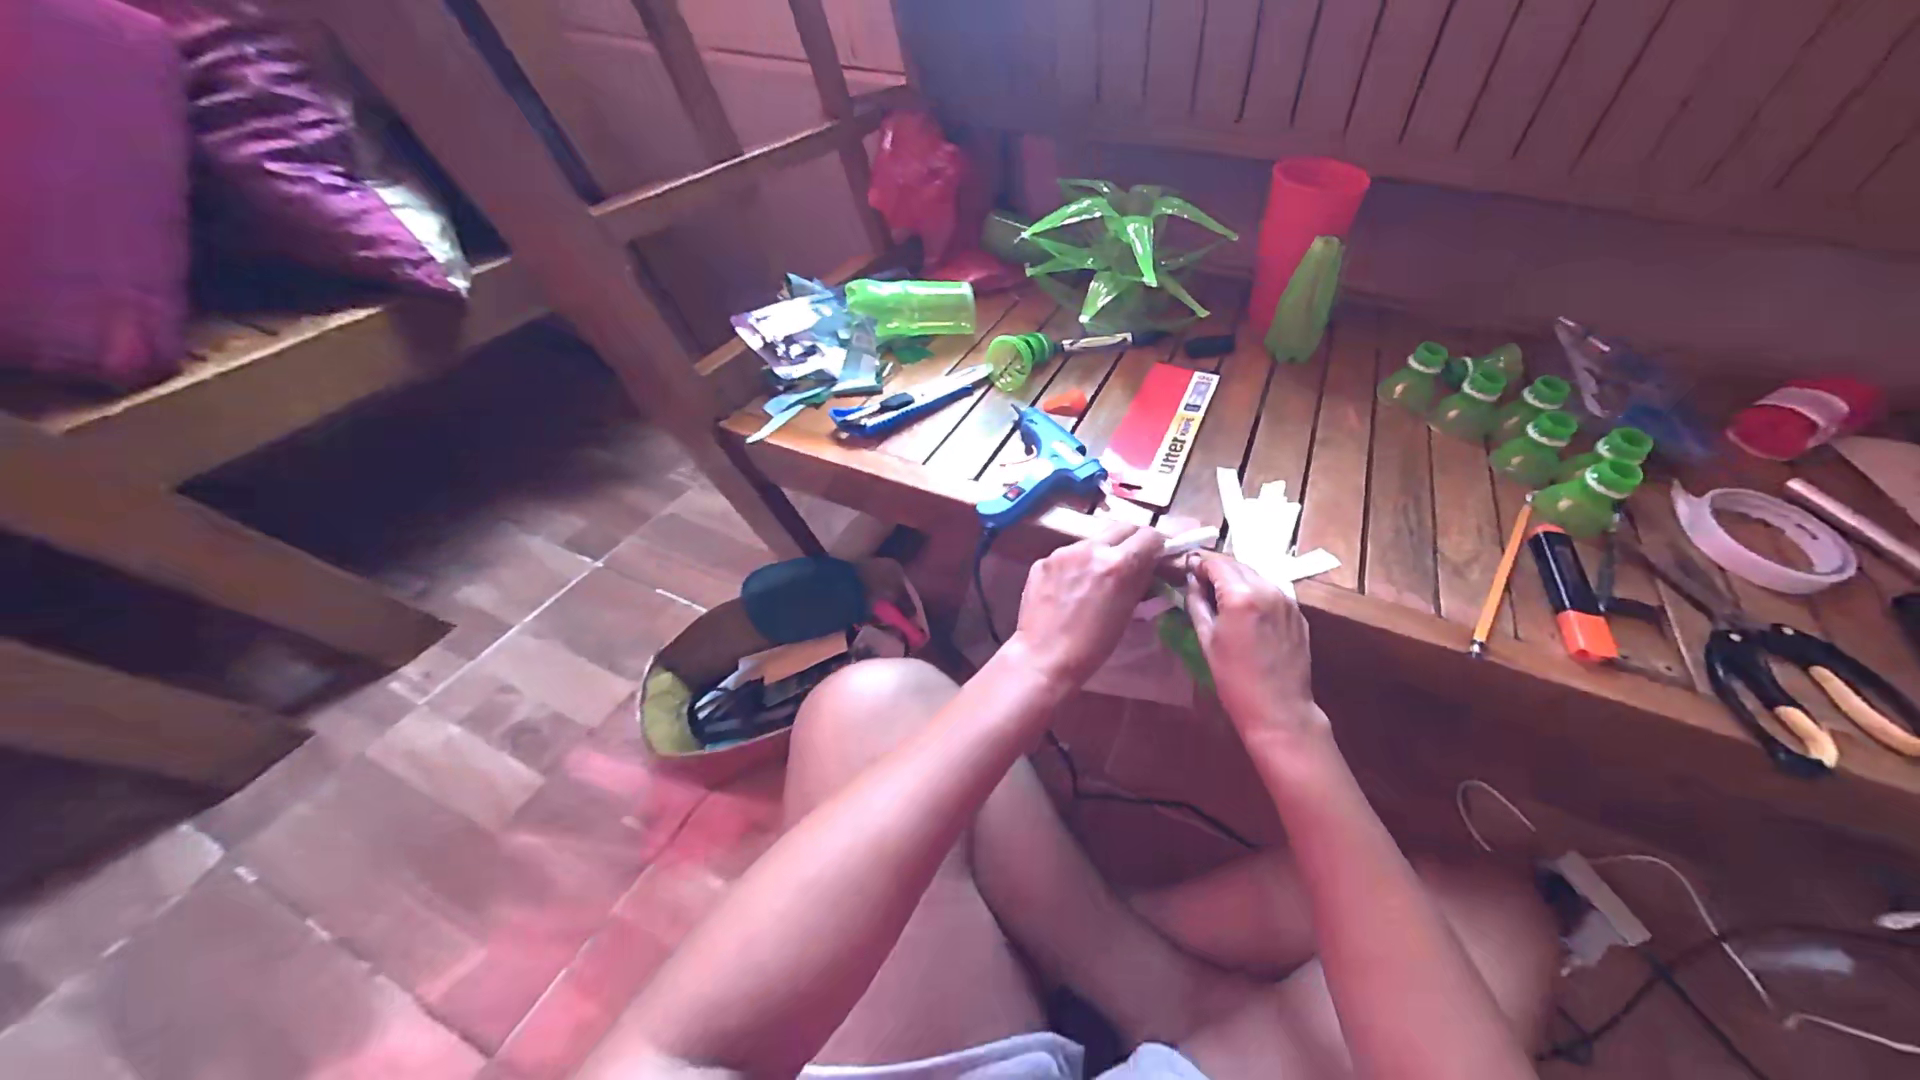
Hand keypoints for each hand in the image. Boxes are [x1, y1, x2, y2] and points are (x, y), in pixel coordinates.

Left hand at [1007, 522, 1162, 686]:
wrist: (1044, 656)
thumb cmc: (1093, 644)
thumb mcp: (1127, 610)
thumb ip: (1139, 578)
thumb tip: (1148, 562)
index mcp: (1118, 563)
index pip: (1149, 535)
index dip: (1156, 546)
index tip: (1154, 557)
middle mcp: (1091, 549)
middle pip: (1122, 527)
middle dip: (1131, 541)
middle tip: (1130, 560)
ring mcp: (1063, 552)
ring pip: (1092, 540)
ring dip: (1101, 551)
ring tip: (1096, 577)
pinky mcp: (1043, 560)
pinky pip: (1067, 554)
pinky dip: (1075, 564)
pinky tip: (1069, 587)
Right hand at [1185, 555, 1329, 745]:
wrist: (1279, 708)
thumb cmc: (1233, 677)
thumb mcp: (1206, 638)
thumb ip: (1197, 602)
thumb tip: (1191, 580)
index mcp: (1241, 595)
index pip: (1215, 562)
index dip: (1197, 562)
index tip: (1185, 569)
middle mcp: (1267, 589)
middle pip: (1236, 564)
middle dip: (1216, 568)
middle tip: (1197, 581)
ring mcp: (1287, 600)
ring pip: (1255, 575)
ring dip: (1235, 578)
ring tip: (1218, 595)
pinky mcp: (1297, 613)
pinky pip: (1270, 591)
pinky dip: (1253, 591)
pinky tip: (1243, 610)